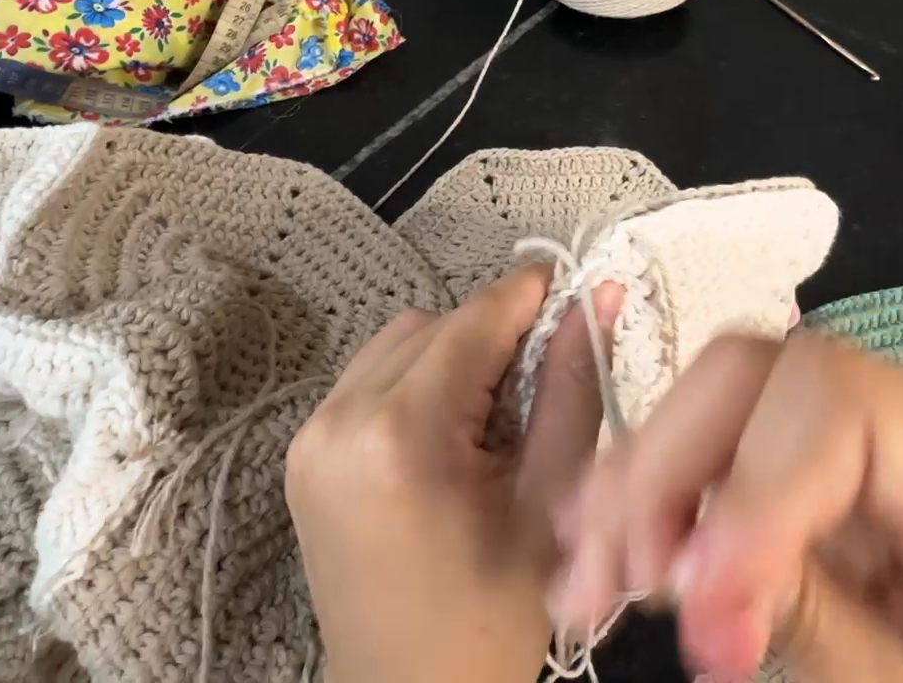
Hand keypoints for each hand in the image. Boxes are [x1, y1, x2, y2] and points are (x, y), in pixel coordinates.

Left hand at [287, 265, 622, 682]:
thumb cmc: (492, 615)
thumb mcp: (551, 497)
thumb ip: (574, 384)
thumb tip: (598, 298)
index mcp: (400, 436)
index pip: (475, 320)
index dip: (530, 294)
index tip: (574, 288)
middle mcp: (338, 422)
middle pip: (437, 324)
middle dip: (495, 334)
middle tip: (540, 381)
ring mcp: (310, 437)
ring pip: (402, 341)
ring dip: (456, 354)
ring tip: (494, 415)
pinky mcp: (304, 452)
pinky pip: (373, 375)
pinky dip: (419, 380)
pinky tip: (450, 430)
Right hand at [550, 333, 902, 681]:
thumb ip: (815, 628)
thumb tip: (692, 587)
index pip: (844, 410)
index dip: (750, 490)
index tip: (689, 603)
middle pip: (757, 373)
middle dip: (664, 472)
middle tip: (610, 585)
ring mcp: (860, 401)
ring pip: (716, 388)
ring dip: (637, 478)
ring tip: (592, 580)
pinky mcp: (810, 421)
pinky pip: (714, 419)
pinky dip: (648, 480)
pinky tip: (610, 542)